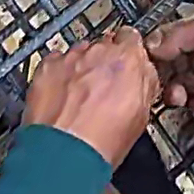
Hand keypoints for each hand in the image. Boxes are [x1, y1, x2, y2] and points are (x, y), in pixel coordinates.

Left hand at [22, 27, 159, 166]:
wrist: (64, 155)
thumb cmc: (103, 142)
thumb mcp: (142, 116)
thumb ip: (144, 83)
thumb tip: (143, 75)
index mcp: (128, 58)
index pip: (131, 38)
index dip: (128, 53)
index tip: (125, 66)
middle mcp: (99, 51)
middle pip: (104, 45)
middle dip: (104, 62)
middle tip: (102, 90)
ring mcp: (72, 56)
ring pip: (80, 53)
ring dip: (81, 69)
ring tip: (78, 99)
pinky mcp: (48, 65)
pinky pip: (56, 62)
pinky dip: (58, 75)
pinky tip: (60, 97)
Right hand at [146, 7, 193, 118]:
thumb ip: (180, 34)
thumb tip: (154, 42)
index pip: (166, 41)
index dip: (155, 54)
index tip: (148, 66)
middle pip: (171, 67)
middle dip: (165, 78)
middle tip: (167, 86)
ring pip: (182, 88)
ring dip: (180, 95)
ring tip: (184, 97)